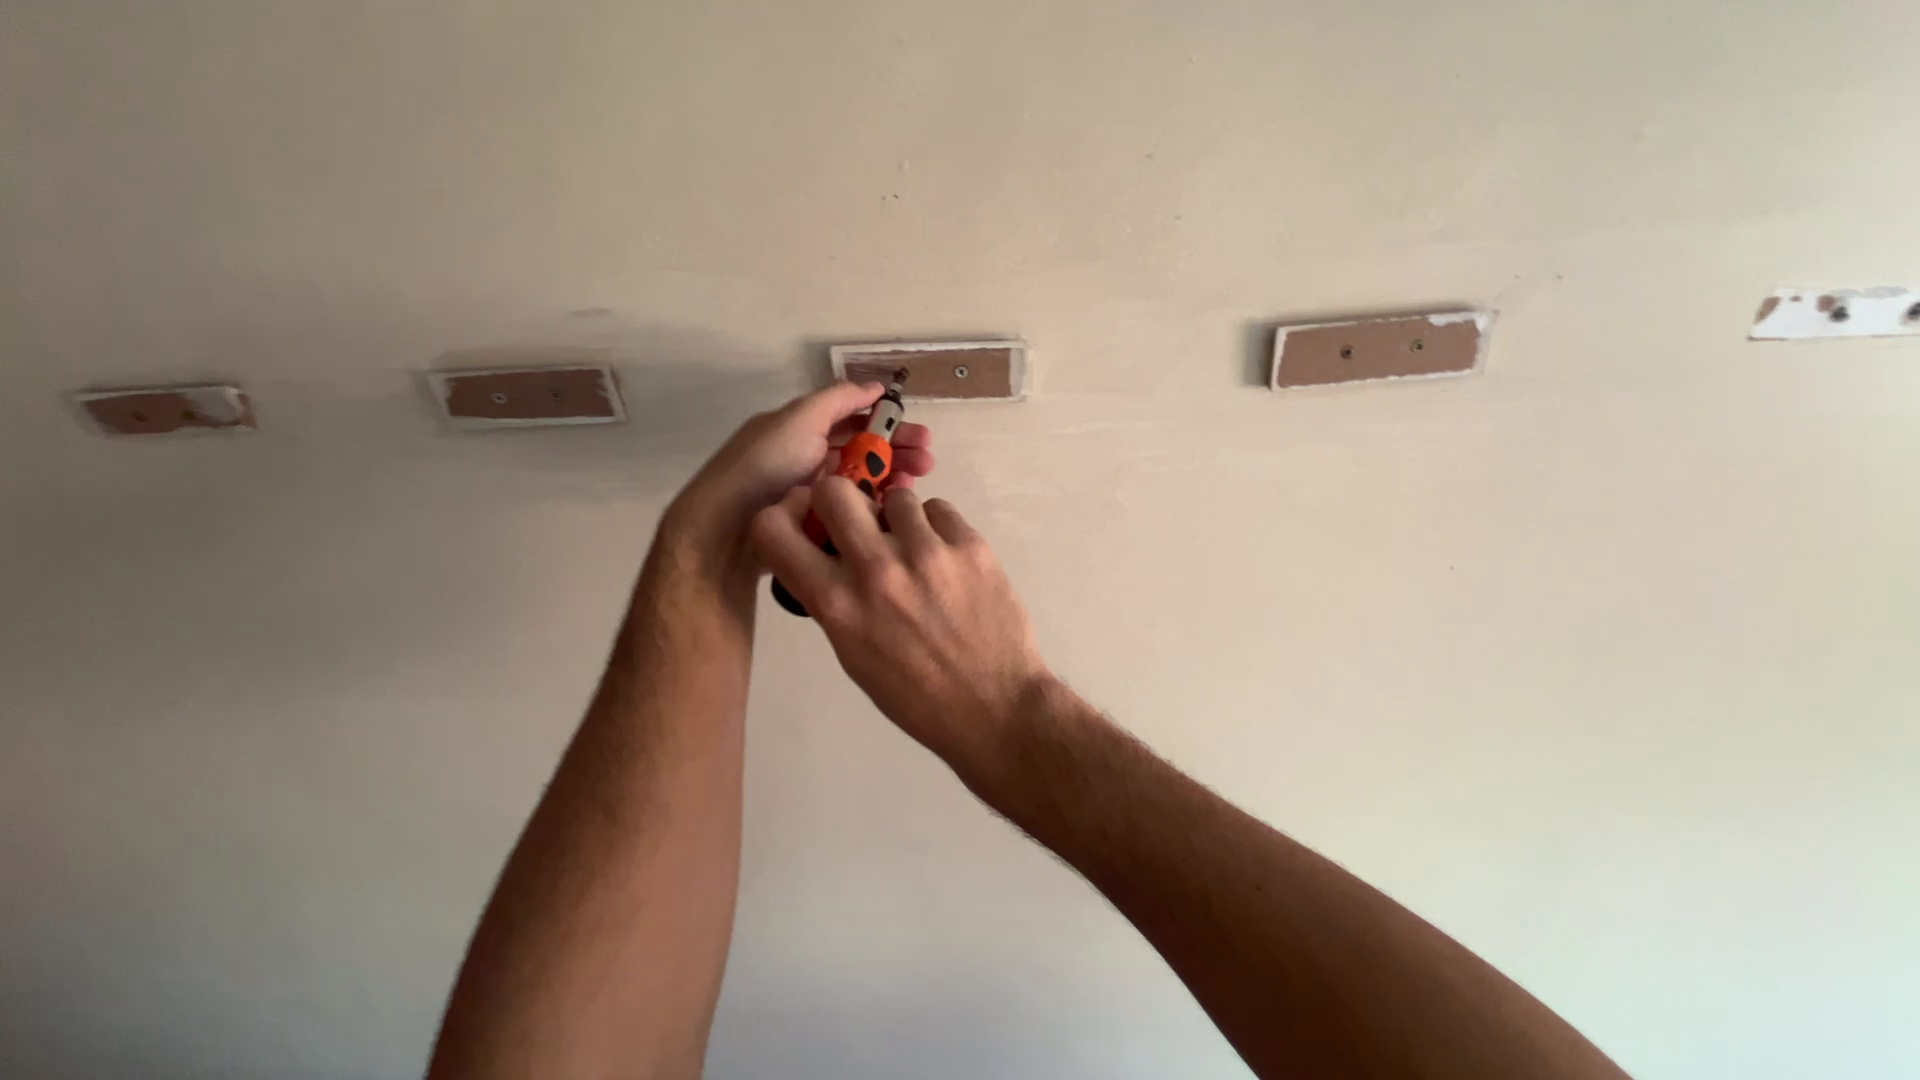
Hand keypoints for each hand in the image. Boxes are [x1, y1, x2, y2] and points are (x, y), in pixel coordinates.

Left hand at [664, 382, 933, 571]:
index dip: (888, 424)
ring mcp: (812, 496)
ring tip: (913, 487)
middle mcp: (808, 460)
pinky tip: (893, 512)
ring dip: (891, 481)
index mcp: (802, 431)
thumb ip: (838, 399)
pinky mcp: (814, 527)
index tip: (921, 435)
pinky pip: (851, 513)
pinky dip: (874, 510)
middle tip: (928, 463)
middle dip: (898, 453)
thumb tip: (874, 386)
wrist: (726, 529)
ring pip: (862, 483)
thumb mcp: (798, 419)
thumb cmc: (764, 467)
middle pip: (863, 452)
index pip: (855, 421)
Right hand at [750, 479, 1053, 776]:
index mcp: (837, 605)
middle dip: (841, 504)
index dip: (785, 518)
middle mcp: (876, 570)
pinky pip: (939, 509)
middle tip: (860, 526)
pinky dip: (938, 529)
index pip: (773, 530)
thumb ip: (833, 600)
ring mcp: (927, 553)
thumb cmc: (916, 695)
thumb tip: (827, 553)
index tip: (807, 525)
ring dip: (899, 521)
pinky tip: (947, 560)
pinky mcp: (970, 546)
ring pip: (896, 497)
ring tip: (917, 554)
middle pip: (834, 491)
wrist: (995, 708)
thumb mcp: (854, 656)